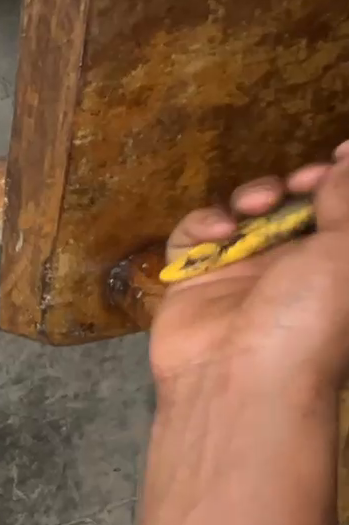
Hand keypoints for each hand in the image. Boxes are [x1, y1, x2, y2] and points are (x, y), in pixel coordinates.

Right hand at [151, 141, 348, 392]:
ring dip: (253, 198)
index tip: (339, 156)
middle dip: (301, 181)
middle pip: (299, 199)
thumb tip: (347, 155)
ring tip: (254, 207)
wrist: (239, 368)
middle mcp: (300, 255)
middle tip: (300, 183)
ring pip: (245, 211)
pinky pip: (192, 237)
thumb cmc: (314, 310)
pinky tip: (216, 233)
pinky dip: (202, 225)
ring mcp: (244, 266)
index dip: (343, 172)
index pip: (345, 200)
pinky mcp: (193, 276)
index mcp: (344, 253)